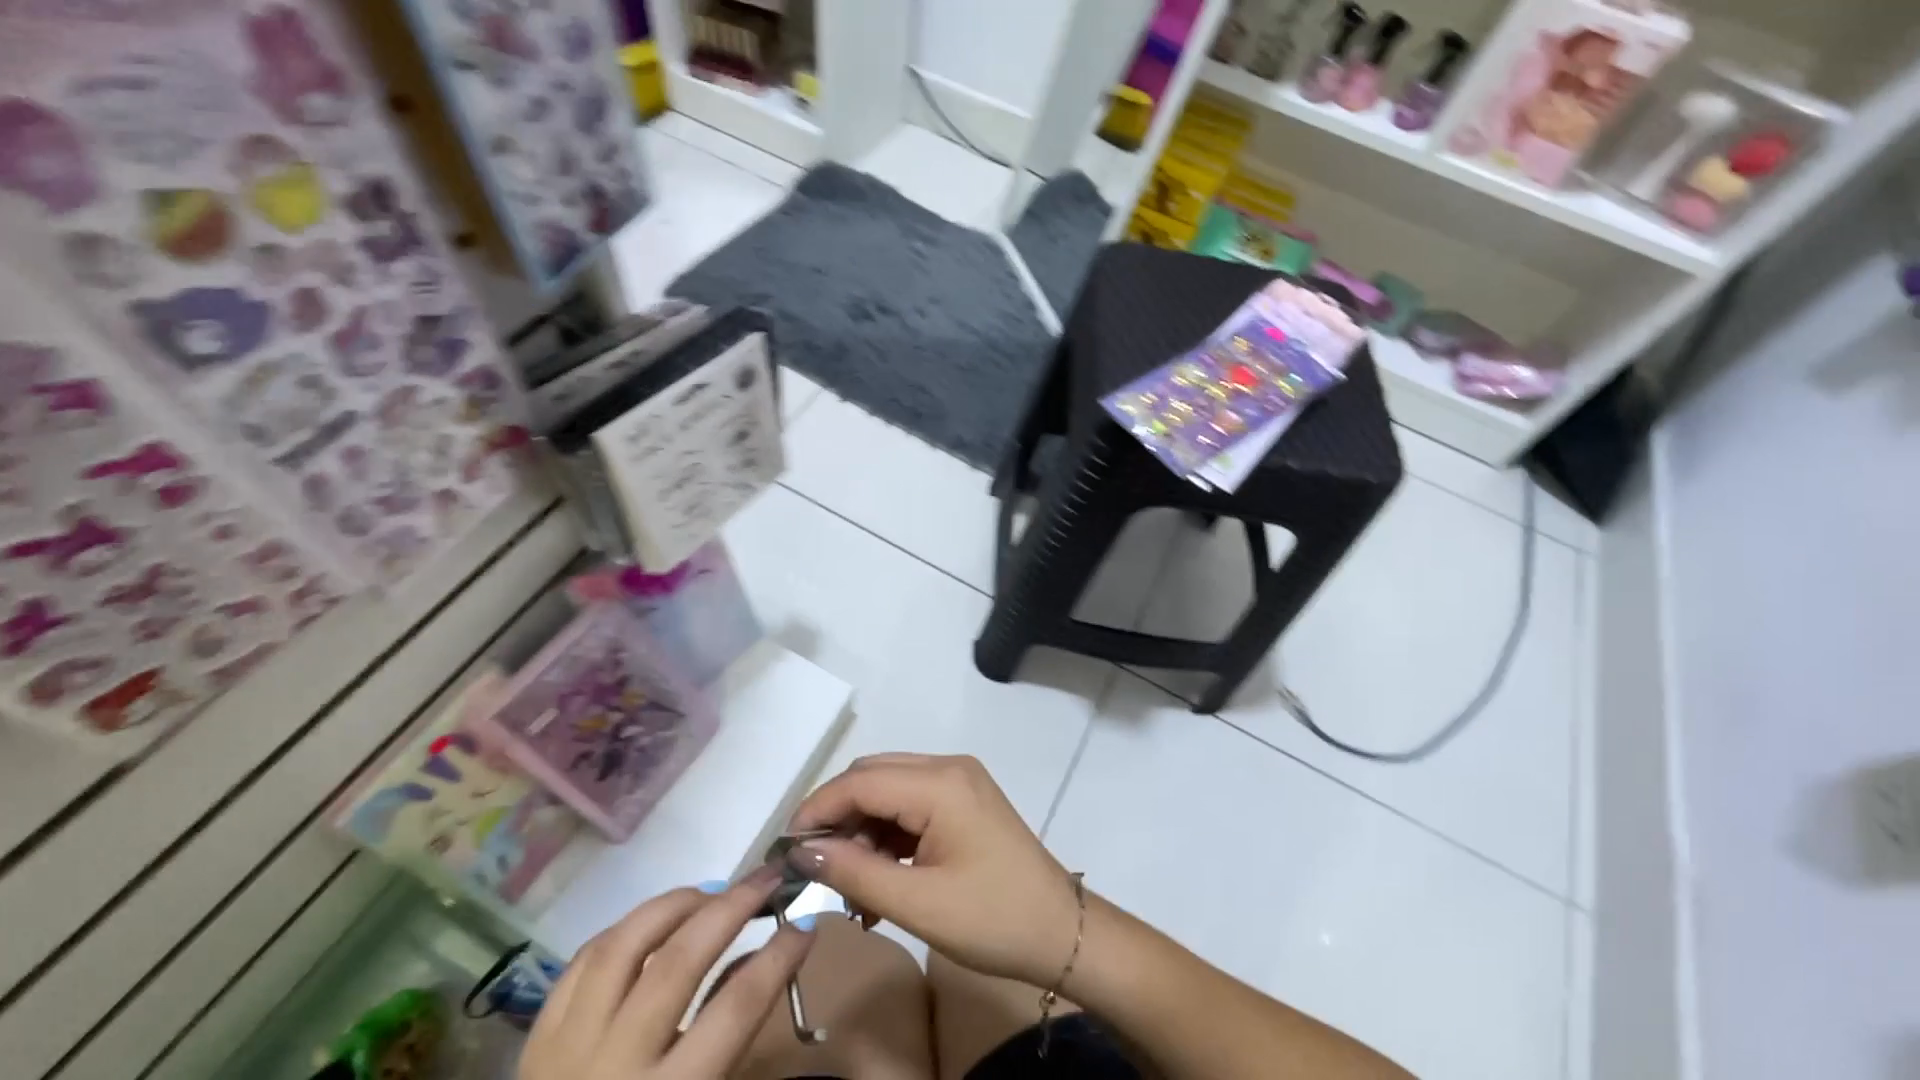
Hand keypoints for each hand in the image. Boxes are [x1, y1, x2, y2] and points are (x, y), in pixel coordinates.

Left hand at [519, 868, 813, 1079]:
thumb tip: (760, 959)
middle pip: (677, 963)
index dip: (776, 958)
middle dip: (730, 909)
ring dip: (673, 906)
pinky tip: (653, 919)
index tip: (804, 922)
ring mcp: (569, 1044)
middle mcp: (617, 1061)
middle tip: (766, 879)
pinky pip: (582, 962)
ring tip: (712, 889)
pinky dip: (623, 929)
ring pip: (621, 947)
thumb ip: (731, 1037)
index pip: (735, 1008)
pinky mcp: (538, 1036)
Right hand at [787, 753, 1078, 986]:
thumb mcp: (916, 903)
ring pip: (888, 793)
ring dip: (862, 833)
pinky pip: (910, 808)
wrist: (1063, 935)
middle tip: (814, 869)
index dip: (817, 811)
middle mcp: (949, 769)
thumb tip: (800, 852)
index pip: (859, 781)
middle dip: (838, 820)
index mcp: (940, 784)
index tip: (785, 851)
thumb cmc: (993, 919)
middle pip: (872, 778)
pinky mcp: (965, 805)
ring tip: (849, 888)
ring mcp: (960, 784)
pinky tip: (876, 882)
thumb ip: (853, 872)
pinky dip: (887, 838)